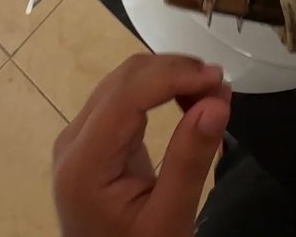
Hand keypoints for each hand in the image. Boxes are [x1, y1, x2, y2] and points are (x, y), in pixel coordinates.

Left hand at [53, 53, 231, 236]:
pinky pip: (129, 93)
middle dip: (178, 73)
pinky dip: (163, 87)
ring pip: (129, 78)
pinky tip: (189, 100)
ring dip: (173, 76)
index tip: (218, 79)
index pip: (127, 94)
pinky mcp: (94, 134)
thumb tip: (216, 101)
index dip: (174, 76)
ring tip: (211, 95)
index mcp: (84, 163)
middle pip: (127, 79)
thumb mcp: (168, 221)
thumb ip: (189, 162)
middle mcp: (74, 139)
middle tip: (221, 90)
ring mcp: (81, 134)